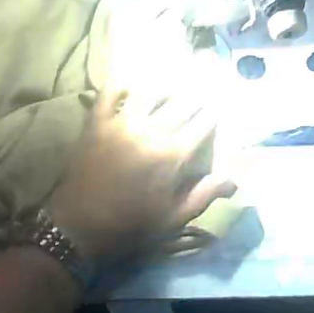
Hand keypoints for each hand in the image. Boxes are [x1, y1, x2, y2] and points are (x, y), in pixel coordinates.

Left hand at [46, 88, 236, 264]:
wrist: (80, 228)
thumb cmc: (131, 226)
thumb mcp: (173, 218)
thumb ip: (204, 195)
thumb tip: (233, 181)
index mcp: (172, 155)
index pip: (203, 123)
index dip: (214, 113)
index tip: (218, 108)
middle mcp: (150, 131)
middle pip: (180, 102)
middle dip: (195, 95)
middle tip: (203, 86)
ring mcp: (120, 123)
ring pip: (148, 92)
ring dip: (163, 88)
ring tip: (171, 85)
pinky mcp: (96, 123)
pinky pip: (108, 93)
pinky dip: (121, 86)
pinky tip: (130, 86)